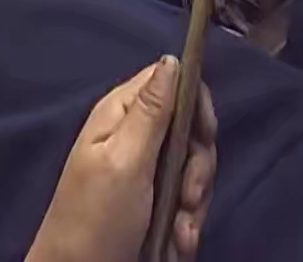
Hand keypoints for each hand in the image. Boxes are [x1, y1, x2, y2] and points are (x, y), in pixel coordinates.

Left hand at [28, 57, 217, 261]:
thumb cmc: (95, 220)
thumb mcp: (125, 160)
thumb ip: (152, 110)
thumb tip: (171, 59)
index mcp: (122, 113)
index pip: (171, 81)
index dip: (196, 102)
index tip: (206, 135)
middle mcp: (135, 134)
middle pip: (188, 126)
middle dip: (197, 164)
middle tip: (190, 197)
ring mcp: (144, 169)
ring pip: (191, 165)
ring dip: (194, 202)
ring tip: (180, 235)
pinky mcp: (152, 203)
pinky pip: (184, 199)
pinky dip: (186, 223)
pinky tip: (176, 245)